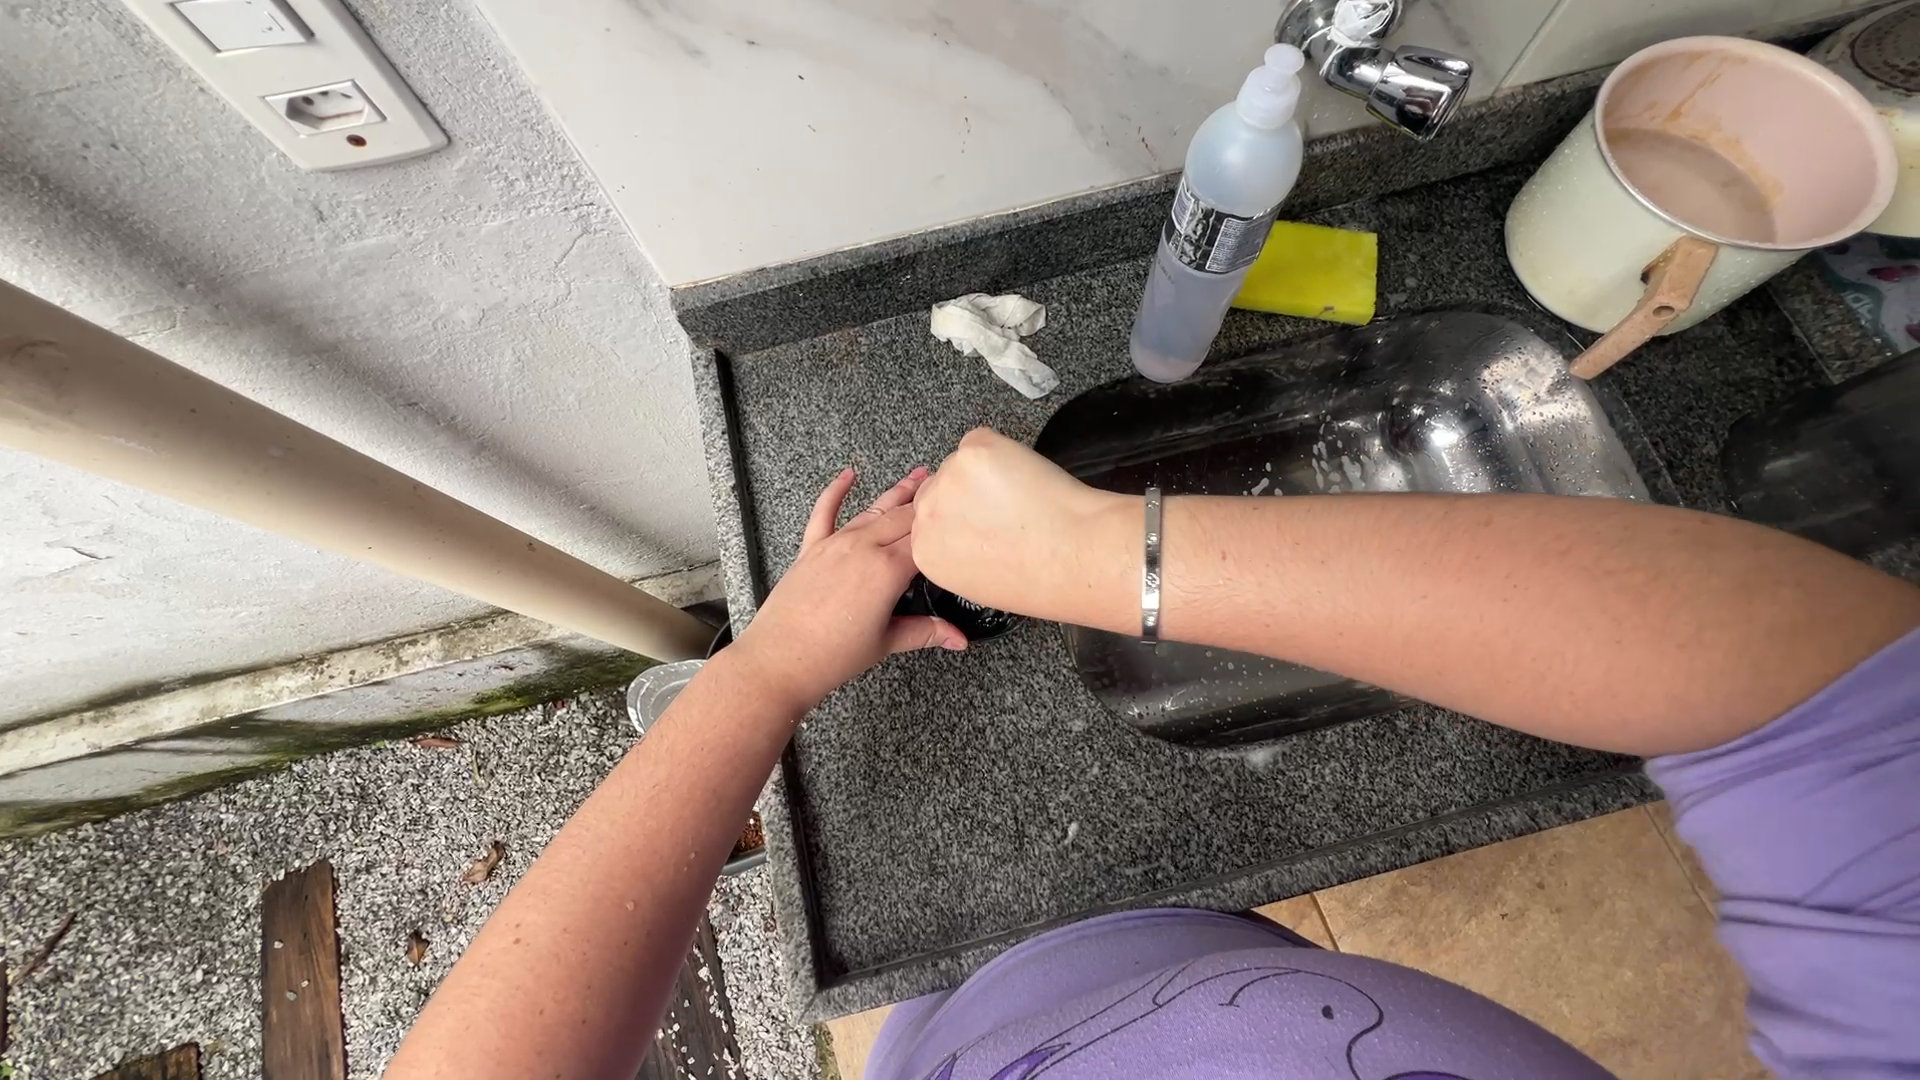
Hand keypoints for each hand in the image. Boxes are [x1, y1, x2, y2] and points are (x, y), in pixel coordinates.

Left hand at [726, 466, 966, 711]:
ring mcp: (836, 544)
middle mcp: (862, 548)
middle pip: (904, 517)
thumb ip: (926, 633)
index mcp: (887, 570)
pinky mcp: (812, 549)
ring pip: (874, 509)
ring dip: (898, 491)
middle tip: (949, 489)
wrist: (779, 661)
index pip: (925, 540)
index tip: (961, 518)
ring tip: (918, 475)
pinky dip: (836, 490)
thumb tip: (957, 639)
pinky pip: (825, 511)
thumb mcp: (886, 642)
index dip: (945, 527)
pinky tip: (848, 475)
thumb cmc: (829, 656)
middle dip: (928, 502)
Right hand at [912, 428, 1133, 627]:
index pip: (927, 522)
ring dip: (984, 473)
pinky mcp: (974, 451)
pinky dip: (1001, 452)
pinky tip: (1024, 478)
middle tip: (1002, 507)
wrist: (1074, 555)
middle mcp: (927, 515)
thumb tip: (964, 533)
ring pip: (960, 464)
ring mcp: (949, 478)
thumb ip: (956, 555)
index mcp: (926, 553)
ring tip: (1020, 497)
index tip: (977, 519)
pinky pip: (981, 441)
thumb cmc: (1040, 578)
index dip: (957, 518)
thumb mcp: (980, 585)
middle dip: (963, 495)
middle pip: (936, 489)